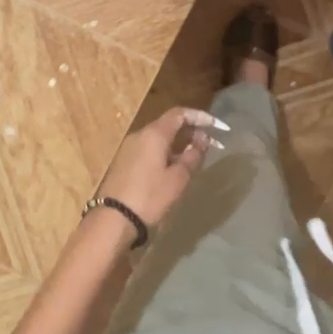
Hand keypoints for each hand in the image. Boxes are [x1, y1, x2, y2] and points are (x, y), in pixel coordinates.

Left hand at [93, 107, 219, 232]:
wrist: (114, 219)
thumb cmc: (150, 197)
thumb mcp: (178, 178)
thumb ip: (193, 156)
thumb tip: (203, 140)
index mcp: (154, 134)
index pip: (179, 113)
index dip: (200, 116)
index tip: (218, 127)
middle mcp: (140, 135)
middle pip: (169, 124)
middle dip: (192, 130)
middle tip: (211, 144)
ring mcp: (130, 148)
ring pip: (159, 137)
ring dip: (180, 142)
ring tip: (197, 156)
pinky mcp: (125, 162)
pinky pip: (150, 148)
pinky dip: (167, 151)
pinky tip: (176, 166)